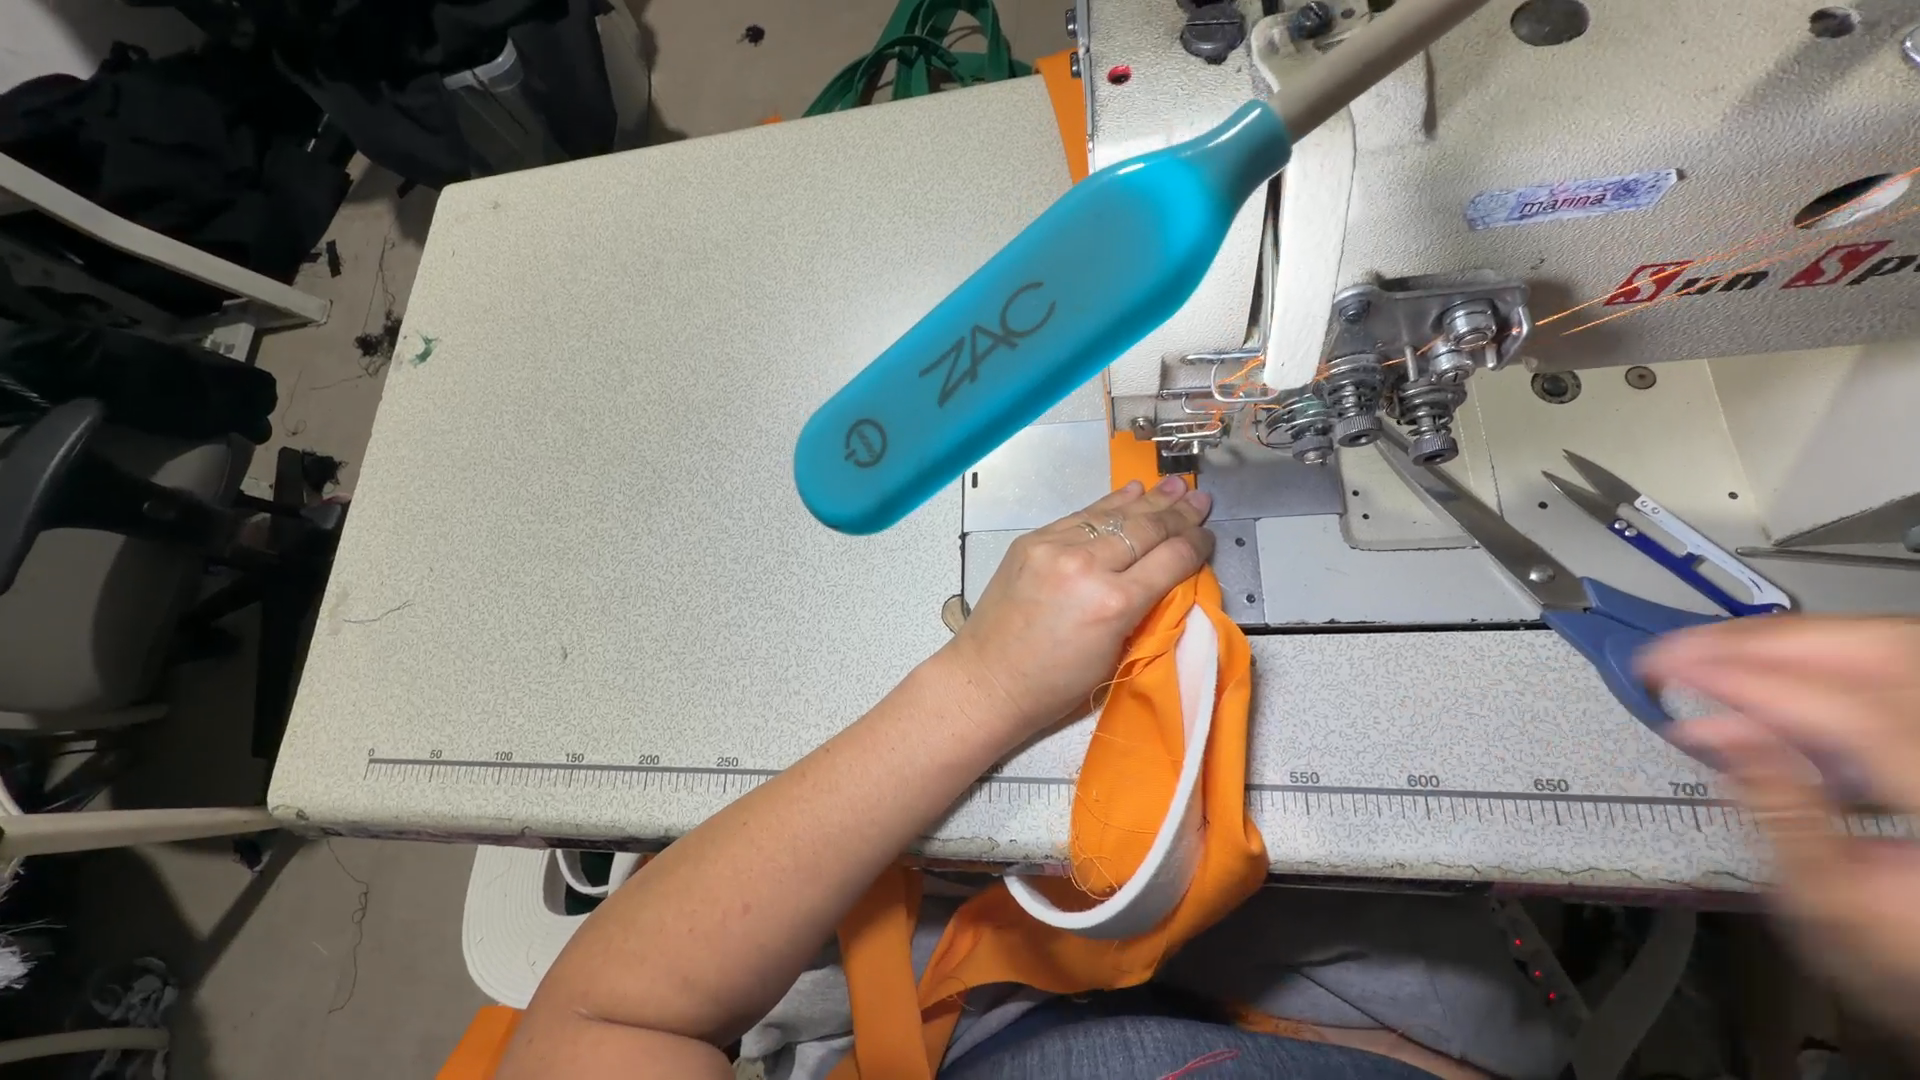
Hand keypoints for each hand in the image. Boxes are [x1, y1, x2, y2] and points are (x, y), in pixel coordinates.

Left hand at [941, 475, 1214, 738]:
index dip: (1196, 544)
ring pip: (1112, 515)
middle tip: (1201, 500)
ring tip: (1174, 486)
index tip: (1208, 536)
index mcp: (1114, 603)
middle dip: (1178, 515)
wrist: (988, 678)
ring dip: (1147, 500)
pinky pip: (1081, 516)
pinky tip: (1130, 493)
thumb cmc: (1056, 684)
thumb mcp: (1116, 653)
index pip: (1172, 559)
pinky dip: (1108, 505)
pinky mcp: (1032, 540)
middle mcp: (1086, 565)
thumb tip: (1169, 570)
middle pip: (1146, 529)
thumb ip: (1144, 607)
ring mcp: (1055, 547)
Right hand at [1640, 616, 1919, 1036]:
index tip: (1665, 668)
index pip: (1845, 711)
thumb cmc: (1901, 946)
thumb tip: (1709, 730)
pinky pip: (1889, 670)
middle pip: (1880, 655)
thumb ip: (1774, 808)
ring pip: (1887, 649)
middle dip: (1763, 643)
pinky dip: (1819, 661)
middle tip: (1679, 650)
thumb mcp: (1827, 901)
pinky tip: (1767, 679)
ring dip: (1787, 644)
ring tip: (1710, 656)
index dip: (1743, 680)